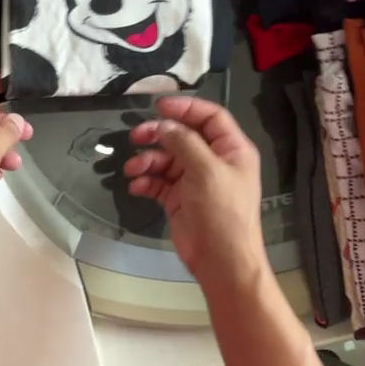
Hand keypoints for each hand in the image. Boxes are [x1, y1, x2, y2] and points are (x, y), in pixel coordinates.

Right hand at [124, 96, 267, 290]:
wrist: (220, 259)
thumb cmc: (221, 211)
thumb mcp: (206, 171)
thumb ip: (184, 143)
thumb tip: (163, 126)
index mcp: (231, 149)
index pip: (210, 117)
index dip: (186, 108)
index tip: (158, 106)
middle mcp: (214, 161)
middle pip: (183, 137)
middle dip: (159, 135)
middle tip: (136, 136)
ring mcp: (195, 181)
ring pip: (166, 160)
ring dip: (147, 161)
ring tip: (133, 169)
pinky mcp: (179, 199)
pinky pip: (158, 182)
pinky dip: (146, 182)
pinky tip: (137, 187)